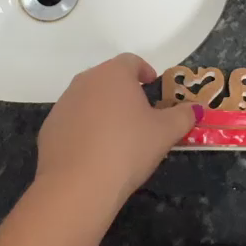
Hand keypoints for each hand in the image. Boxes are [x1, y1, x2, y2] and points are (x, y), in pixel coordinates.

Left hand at [36, 54, 196, 209]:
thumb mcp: (165, 133)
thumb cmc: (128, 149)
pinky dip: (84, 129)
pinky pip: (72, 121)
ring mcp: (64, 103)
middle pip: (108, 78)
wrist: (78, 185)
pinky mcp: (50, 127)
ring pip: (88, 98)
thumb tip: (195, 109)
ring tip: (116, 134)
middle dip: (123, 90)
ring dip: (102, 109)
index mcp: (114, 74)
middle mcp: (86, 81)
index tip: (151, 83)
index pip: (131, 61)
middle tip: (138, 112)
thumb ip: (183, 116)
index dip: (144, 70)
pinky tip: (94, 152)